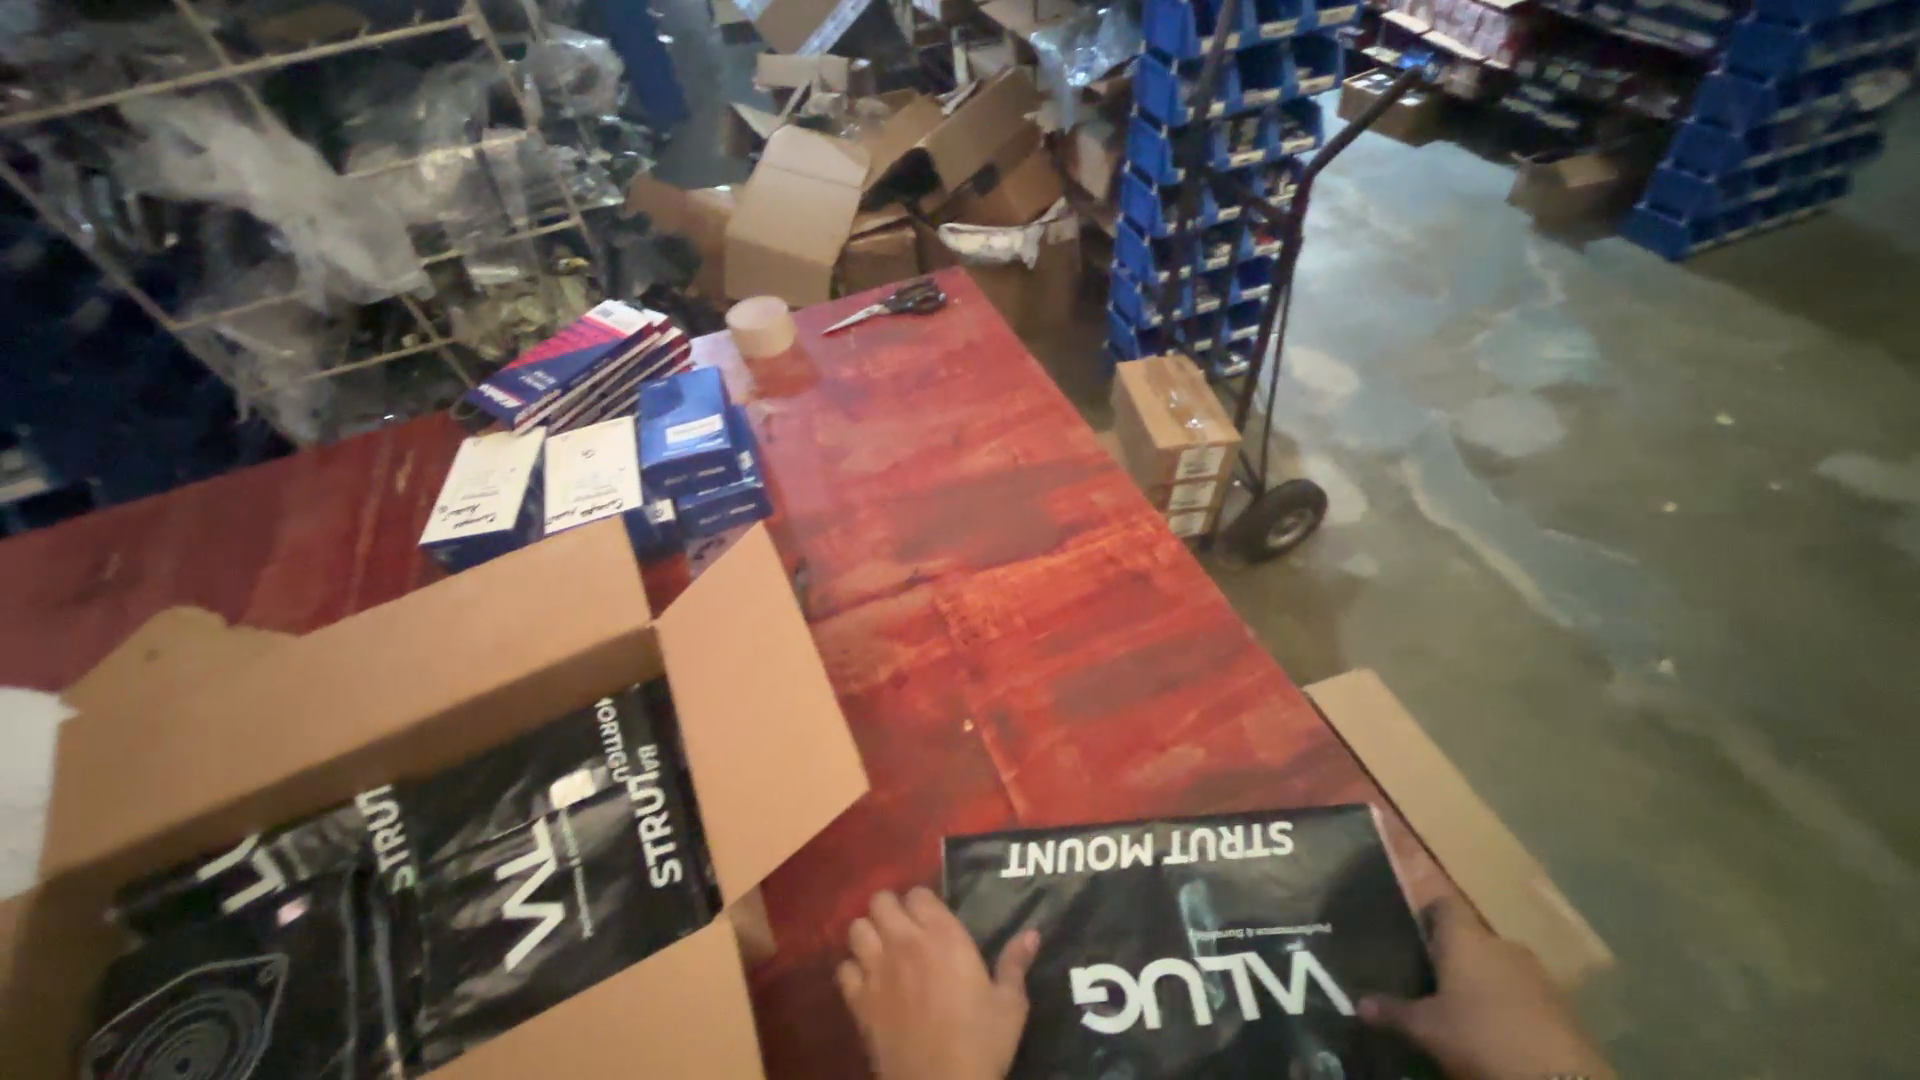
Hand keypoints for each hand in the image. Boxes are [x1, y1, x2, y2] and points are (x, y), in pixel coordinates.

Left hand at [837, 887, 1039, 1079]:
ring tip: (882, 950)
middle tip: (904, 930)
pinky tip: (867, 983)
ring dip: (868, 935)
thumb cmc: (981, 1042)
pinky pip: (843, 969)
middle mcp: (904, 942)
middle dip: (890, 910)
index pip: (918, 894)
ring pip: (856, 928)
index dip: (922, 902)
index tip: (931, 918)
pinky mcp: (857, 1000)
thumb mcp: (1010, 1003)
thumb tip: (1032, 933)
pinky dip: (852, 971)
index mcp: (942, 935)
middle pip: (881, 901)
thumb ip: (1015, 963)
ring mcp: (876, 969)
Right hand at [1359, 896, 1615, 1079]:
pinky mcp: (1564, 1005)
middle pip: (1472, 936)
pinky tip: (1499, 1026)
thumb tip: (1359, 1002)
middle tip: (1433, 974)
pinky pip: (1526, 992)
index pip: (1443, 902)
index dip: (1428, 911)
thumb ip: (1393, 1011)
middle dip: (1456, 952)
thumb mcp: (1427, 1029)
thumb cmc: (1480, 1037)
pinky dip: (1511, 1002)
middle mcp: (1502, 944)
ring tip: (1465, 1004)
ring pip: (1501, 965)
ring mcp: (1538, 974)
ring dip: (1486, 978)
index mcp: (1465, 938)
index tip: (1413, 926)